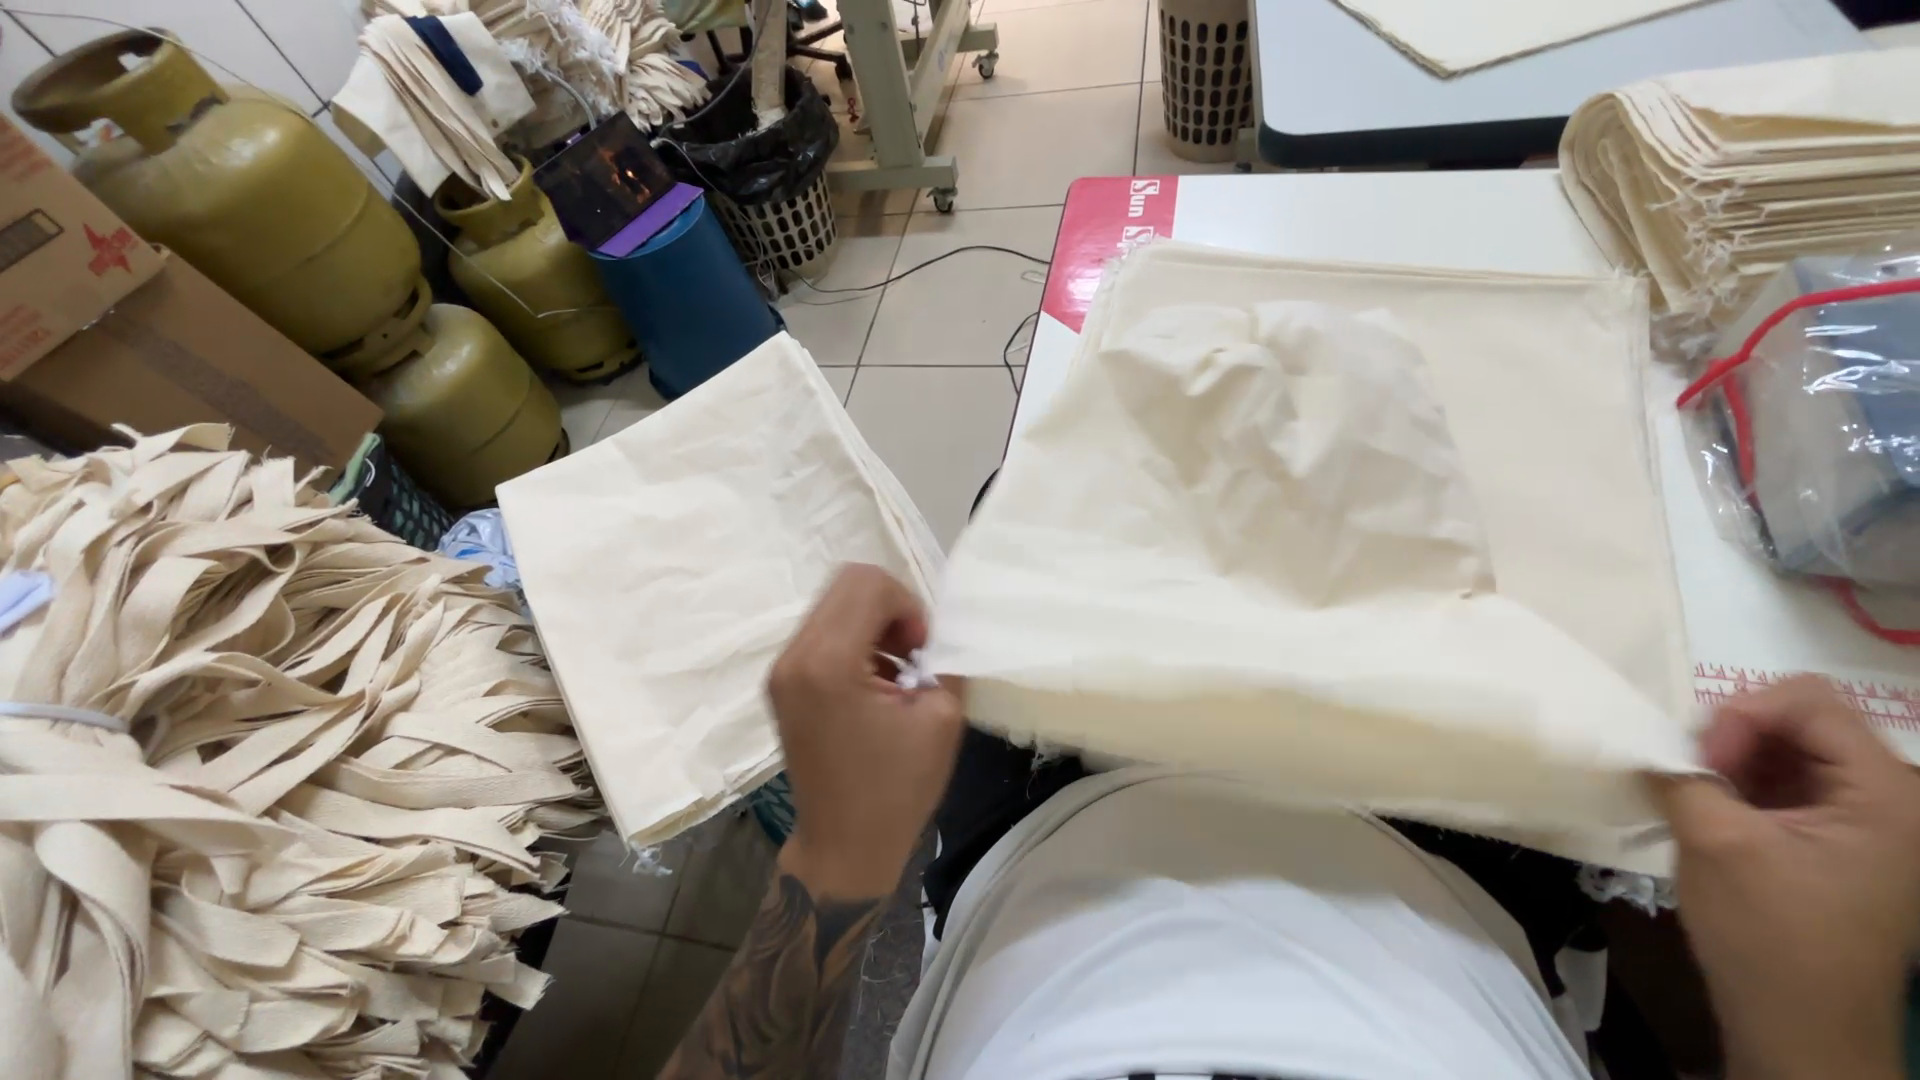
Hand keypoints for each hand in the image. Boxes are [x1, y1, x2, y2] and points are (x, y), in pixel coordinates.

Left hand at [767, 564, 965, 898]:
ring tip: (896, 671)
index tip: (922, 651)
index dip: (908, 606)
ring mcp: (781, 670)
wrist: (844, 847)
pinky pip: (821, 633)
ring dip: (872, 624)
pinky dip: (853, 641)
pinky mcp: (782, 684)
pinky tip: (874, 683)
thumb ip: (942, 658)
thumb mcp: (941, 717)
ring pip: (832, 605)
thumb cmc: (896, 789)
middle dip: (890, 608)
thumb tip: (929, 635)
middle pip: (846, 584)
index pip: (868, 584)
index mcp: (828, 663)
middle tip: (912, 654)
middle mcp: (794, 656)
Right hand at [1653, 676, 1919, 1079]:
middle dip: (1732, 735)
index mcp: (1887, 795)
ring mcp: (1864, 820)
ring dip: (1729, 759)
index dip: (1743, 714)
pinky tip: (1706, 808)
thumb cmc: (1768, 930)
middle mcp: (1889, 798)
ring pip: (1785, 748)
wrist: (1797, 1020)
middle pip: (1801, 719)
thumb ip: (1685, 772)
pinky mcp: (1833, 838)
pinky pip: (1782, 781)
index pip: (1810, 701)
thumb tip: (1655, 740)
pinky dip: (1736, 782)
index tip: (1699, 758)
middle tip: (1687, 772)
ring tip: (1691, 791)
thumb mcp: (1716, 839)